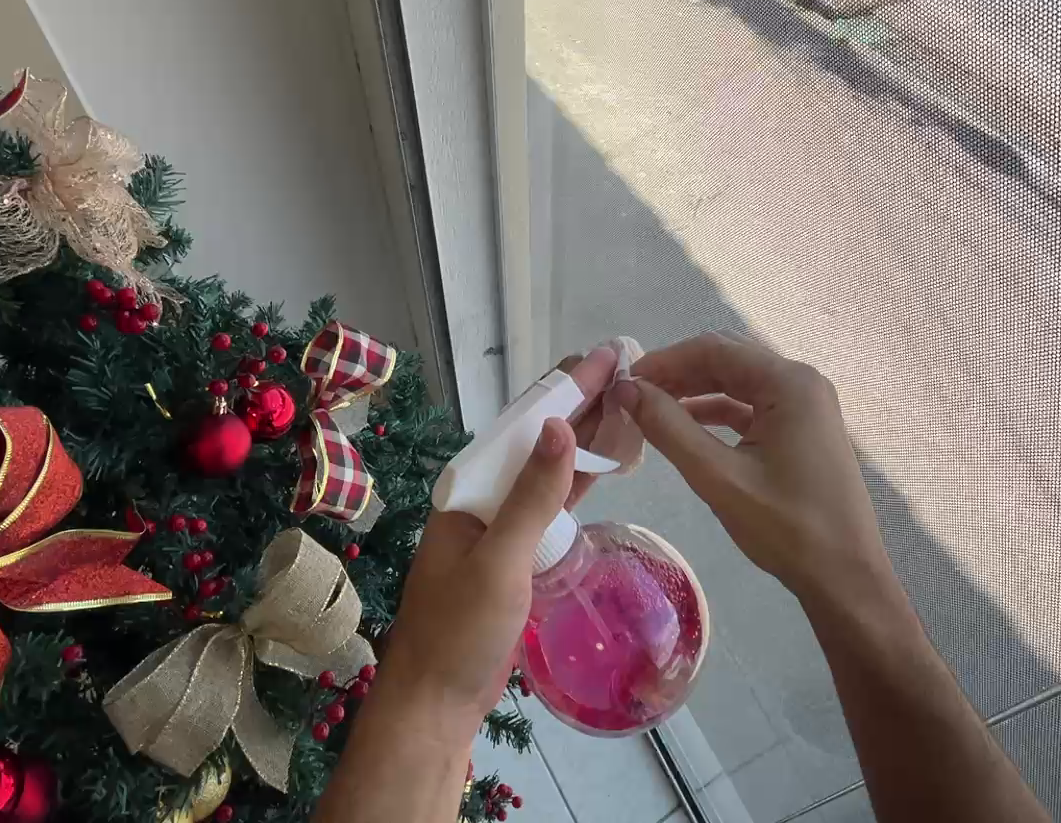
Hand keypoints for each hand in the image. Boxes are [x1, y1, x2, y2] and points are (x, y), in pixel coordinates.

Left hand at [376, 346, 618, 727]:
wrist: (436, 704)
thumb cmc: (458, 632)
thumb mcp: (498, 562)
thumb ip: (532, 497)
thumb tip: (559, 426)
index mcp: (472, 488)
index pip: (524, 424)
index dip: (565, 387)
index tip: (603, 355)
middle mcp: (486, 496)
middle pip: (538, 439)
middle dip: (579, 400)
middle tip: (624, 366)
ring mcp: (503, 523)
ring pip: (549, 467)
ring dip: (583, 434)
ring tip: (623, 400)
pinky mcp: (518, 550)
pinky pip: (553, 503)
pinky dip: (578, 481)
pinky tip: (603, 461)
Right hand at [614, 334, 891, 606]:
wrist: (846, 578)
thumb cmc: (786, 527)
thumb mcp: (718, 477)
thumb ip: (669, 427)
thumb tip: (626, 389)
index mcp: (789, 382)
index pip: (714, 350)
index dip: (665, 360)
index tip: (625, 379)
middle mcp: (801, 381)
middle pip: (727, 360)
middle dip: (678, 373)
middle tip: (633, 393)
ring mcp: (806, 404)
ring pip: (738, 382)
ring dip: (695, 391)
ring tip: (650, 407)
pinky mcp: (803, 427)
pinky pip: (752, 405)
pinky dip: (718, 411)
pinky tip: (686, 425)